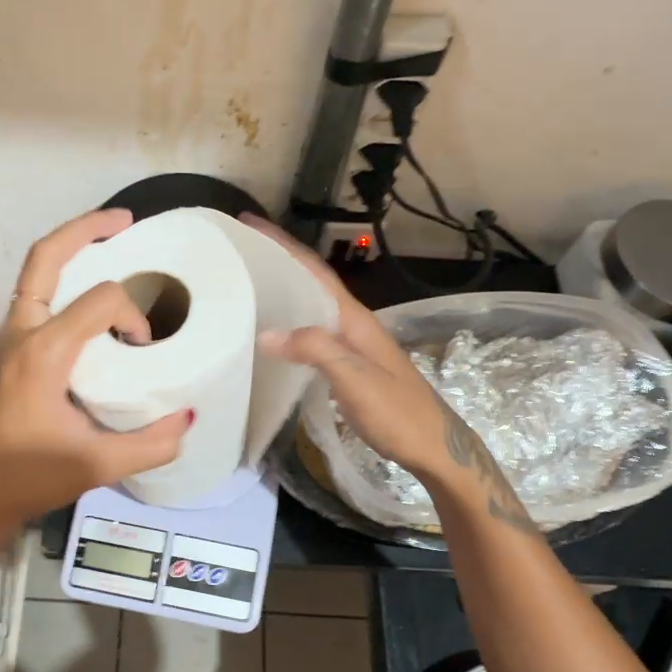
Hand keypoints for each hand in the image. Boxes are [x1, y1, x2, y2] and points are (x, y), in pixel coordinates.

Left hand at [0, 209, 192, 527]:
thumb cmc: (28, 478)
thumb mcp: (97, 465)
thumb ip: (150, 444)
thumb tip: (189, 418)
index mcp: (43, 352)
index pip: (100, 301)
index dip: (133, 315)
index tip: (144, 350)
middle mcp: (22, 335)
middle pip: (45, 259)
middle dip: (85, 230)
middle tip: (124, 220)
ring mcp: (9, 342)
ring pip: (34, 277)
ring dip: (69, 255)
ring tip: (108, 247)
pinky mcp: (9, 356)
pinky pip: (34, 301)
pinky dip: (61, 285)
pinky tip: (88, 304)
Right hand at [237, 214, 453, 477]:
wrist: (434, 448)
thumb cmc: (397, 414)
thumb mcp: (355, 380)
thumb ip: (316, 351)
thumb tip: (267, 333)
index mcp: (355, 319)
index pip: (315, 271)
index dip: (284, 245)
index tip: (250, 223)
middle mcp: (354, 324)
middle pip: (312, 283)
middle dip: (278, 262)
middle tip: (237, 253)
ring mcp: (354, 345)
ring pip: (312, 308)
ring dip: (283, 292)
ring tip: (246, 286)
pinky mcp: (351, 366)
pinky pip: (313, 334)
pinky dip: (291, 325)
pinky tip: (274, 336)